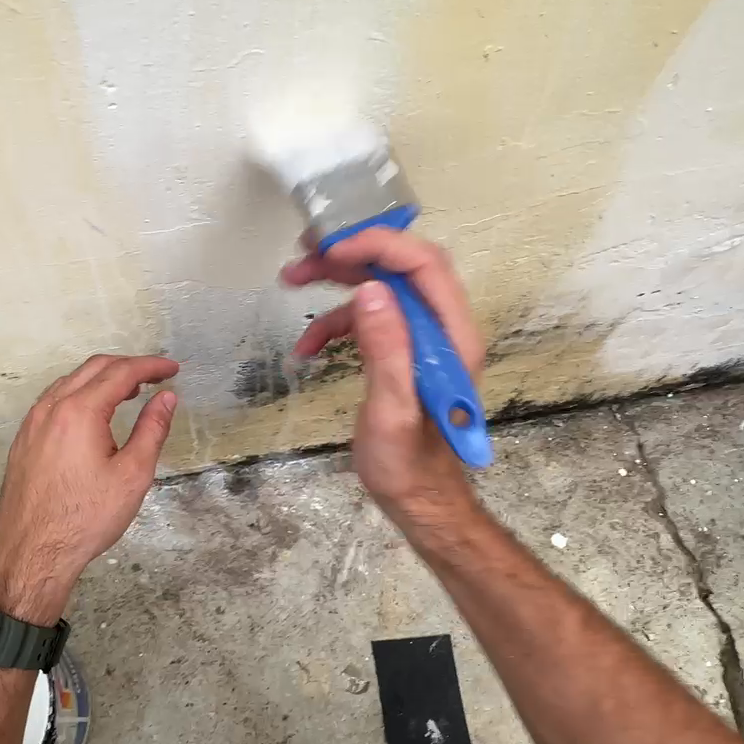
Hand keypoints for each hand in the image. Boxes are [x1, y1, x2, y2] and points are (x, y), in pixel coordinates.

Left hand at [0, 354, 179, 624]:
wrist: (32, 554)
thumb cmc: (86, 518)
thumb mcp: (132, 475)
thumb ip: (152, 430)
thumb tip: (167, 398)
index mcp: (79, 412)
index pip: (121, 373)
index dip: (151, 366)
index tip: (173, 369)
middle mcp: (50, 408)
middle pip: (93, 368)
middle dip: (128, 366)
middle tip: (156, 377)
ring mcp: (32, 423)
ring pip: (70, 382)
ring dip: (102, 378)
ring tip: (131, 392)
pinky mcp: (23, 440)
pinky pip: (54, 401)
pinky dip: (81, 394)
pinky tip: (94, 414)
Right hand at [281, 228, 484, 524]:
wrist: (416, 498)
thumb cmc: (407, 465)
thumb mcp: (393, 411)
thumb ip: (387, 349)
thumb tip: (371, 289)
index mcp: (451, 337)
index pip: (424, 265)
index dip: (379, 245)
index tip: (331, 249)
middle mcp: (441, 329)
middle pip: (400, 267)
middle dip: (351, 255)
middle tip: (304, 254)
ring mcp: (420, 339)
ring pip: (380, 288)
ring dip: (335, 283)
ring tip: (291, 280)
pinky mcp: (400, 352)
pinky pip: (368, 319)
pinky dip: (334, 323)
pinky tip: (307, 346)